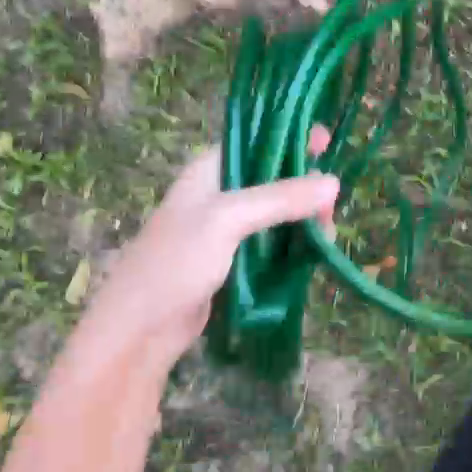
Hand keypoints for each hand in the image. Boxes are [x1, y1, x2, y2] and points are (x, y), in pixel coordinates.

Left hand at [74, 134, 335, 375]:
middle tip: (331, 206)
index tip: (328, 143)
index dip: (292, 137)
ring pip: (278, 212)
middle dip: (307, 186)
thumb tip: (335, 183)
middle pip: (275, 176)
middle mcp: (219, 193)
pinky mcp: (233, 260)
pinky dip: (294, 244)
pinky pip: (273, 242)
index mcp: (210, 170)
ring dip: (304, 218)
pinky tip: (312, 252)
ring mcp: (226, 229)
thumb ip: (281, 198)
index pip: (258, 139)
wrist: (136, 334)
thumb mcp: (227, 219)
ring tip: (325, 235)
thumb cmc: (174, 263)